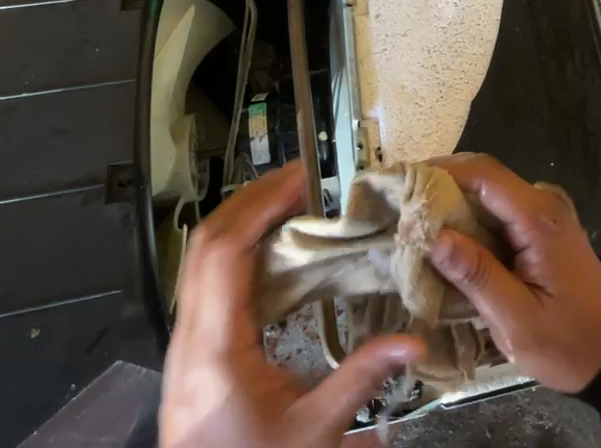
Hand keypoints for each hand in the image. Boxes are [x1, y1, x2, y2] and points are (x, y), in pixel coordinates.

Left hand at [160, 162, 423, 447]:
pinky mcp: (193, 346)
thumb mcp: (311, 432)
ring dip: (244, 218)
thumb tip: (415, 342)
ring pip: (202, 257)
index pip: (225, 252)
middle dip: (252, 199)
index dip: (260, 206)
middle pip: (206, 242)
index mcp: (214, 347)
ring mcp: (186, 339)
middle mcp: (190, 334)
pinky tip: (274, 247)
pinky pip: (209, 277)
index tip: (301, 179)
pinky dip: (240, 246)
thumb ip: (360, 378)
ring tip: (291, 199)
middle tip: (301, 177)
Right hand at [425, 153, 600, 392]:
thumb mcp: (517, 320)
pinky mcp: (539, 230)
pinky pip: (498, 213)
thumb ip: (477, 275)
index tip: (402, 182)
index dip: (441, 170)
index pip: (484, 174)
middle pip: (484, 178)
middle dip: (440, 186)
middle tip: (398, 206)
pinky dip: (468, 220)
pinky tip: (441, 240)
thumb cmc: (568, 342)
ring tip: (410, 222)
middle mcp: (542, 204)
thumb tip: (435, 236)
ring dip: (452, 204)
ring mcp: (543, 215)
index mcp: (538, 219)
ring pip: (488, 195)